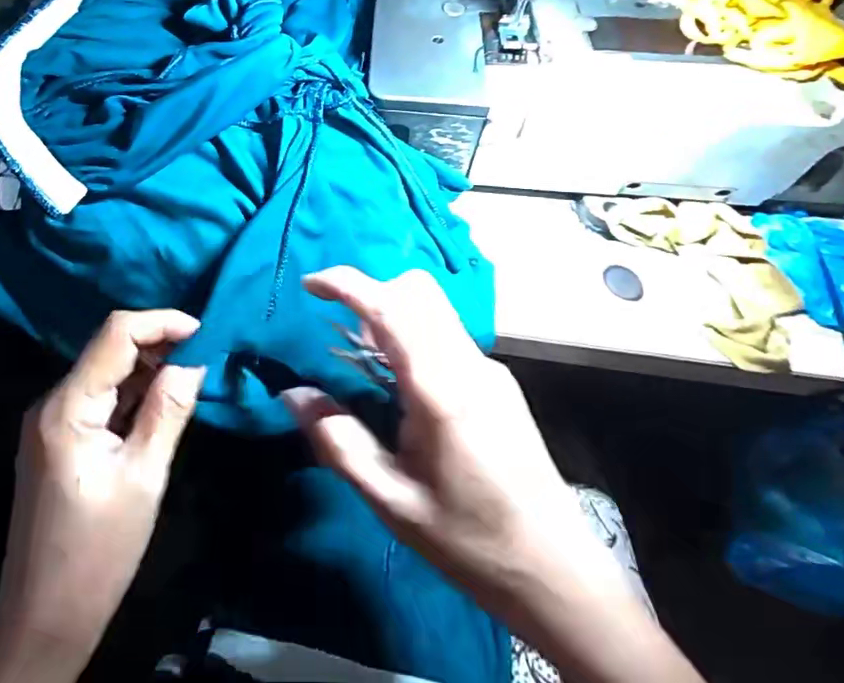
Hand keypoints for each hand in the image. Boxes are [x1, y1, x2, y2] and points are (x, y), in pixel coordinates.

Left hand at [0, 310, 207, 682]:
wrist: (44, 619)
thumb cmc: (98, 550)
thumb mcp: (144, 475)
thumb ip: (169, 409)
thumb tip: (197, 358)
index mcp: (67, 409)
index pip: (116, 334)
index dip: (163, 322)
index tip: (207, 332)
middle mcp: (53, 404)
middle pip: (112, 346)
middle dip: (163, 342)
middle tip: (211, 353)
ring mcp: (55, 421)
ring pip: (111, 369)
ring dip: (154, 366)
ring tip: (199, 373)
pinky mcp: (63, 438)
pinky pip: (106, 396)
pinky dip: (140, 390)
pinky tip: (170, 398)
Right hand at [284, 269, 701, 682]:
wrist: (550, 560)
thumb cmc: (467, 539)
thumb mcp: (391, 500)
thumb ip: (339, 442)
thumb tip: (293, 395)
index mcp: (440, 390)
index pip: (392, 309)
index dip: (349, 285)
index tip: (311, 284)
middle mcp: (469, 364)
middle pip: (419, 292)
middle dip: (373, 293)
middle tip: (339, 334)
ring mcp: (490, 369)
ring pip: (437, 310)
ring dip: (395, 314)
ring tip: (364, 362)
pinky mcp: (499, 381)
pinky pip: (450, 336)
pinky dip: (417, 336)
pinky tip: (404, 387)